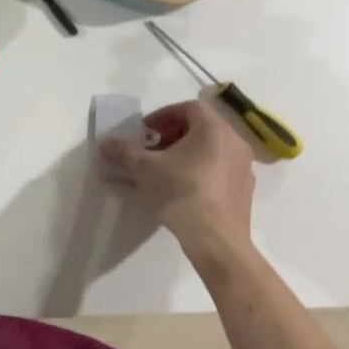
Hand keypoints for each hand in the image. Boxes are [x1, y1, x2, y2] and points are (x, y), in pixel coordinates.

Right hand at [101, 98, 256, 256]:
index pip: (188, 108)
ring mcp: (243, 169)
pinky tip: (180, 192)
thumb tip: (104, 144)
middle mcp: (234, 143)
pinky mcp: (244, 192)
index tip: (145, 132)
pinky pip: (218, 171)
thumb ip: (123, 152)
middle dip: (172, 136)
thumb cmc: (181, 193)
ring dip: (185, 155)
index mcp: (214, 129)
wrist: (216, 241)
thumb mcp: (145, 169)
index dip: (163, 115)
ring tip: (163, 172)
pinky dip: (199, 172)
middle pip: (200, 128)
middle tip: (152, 151)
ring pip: (210, 151)